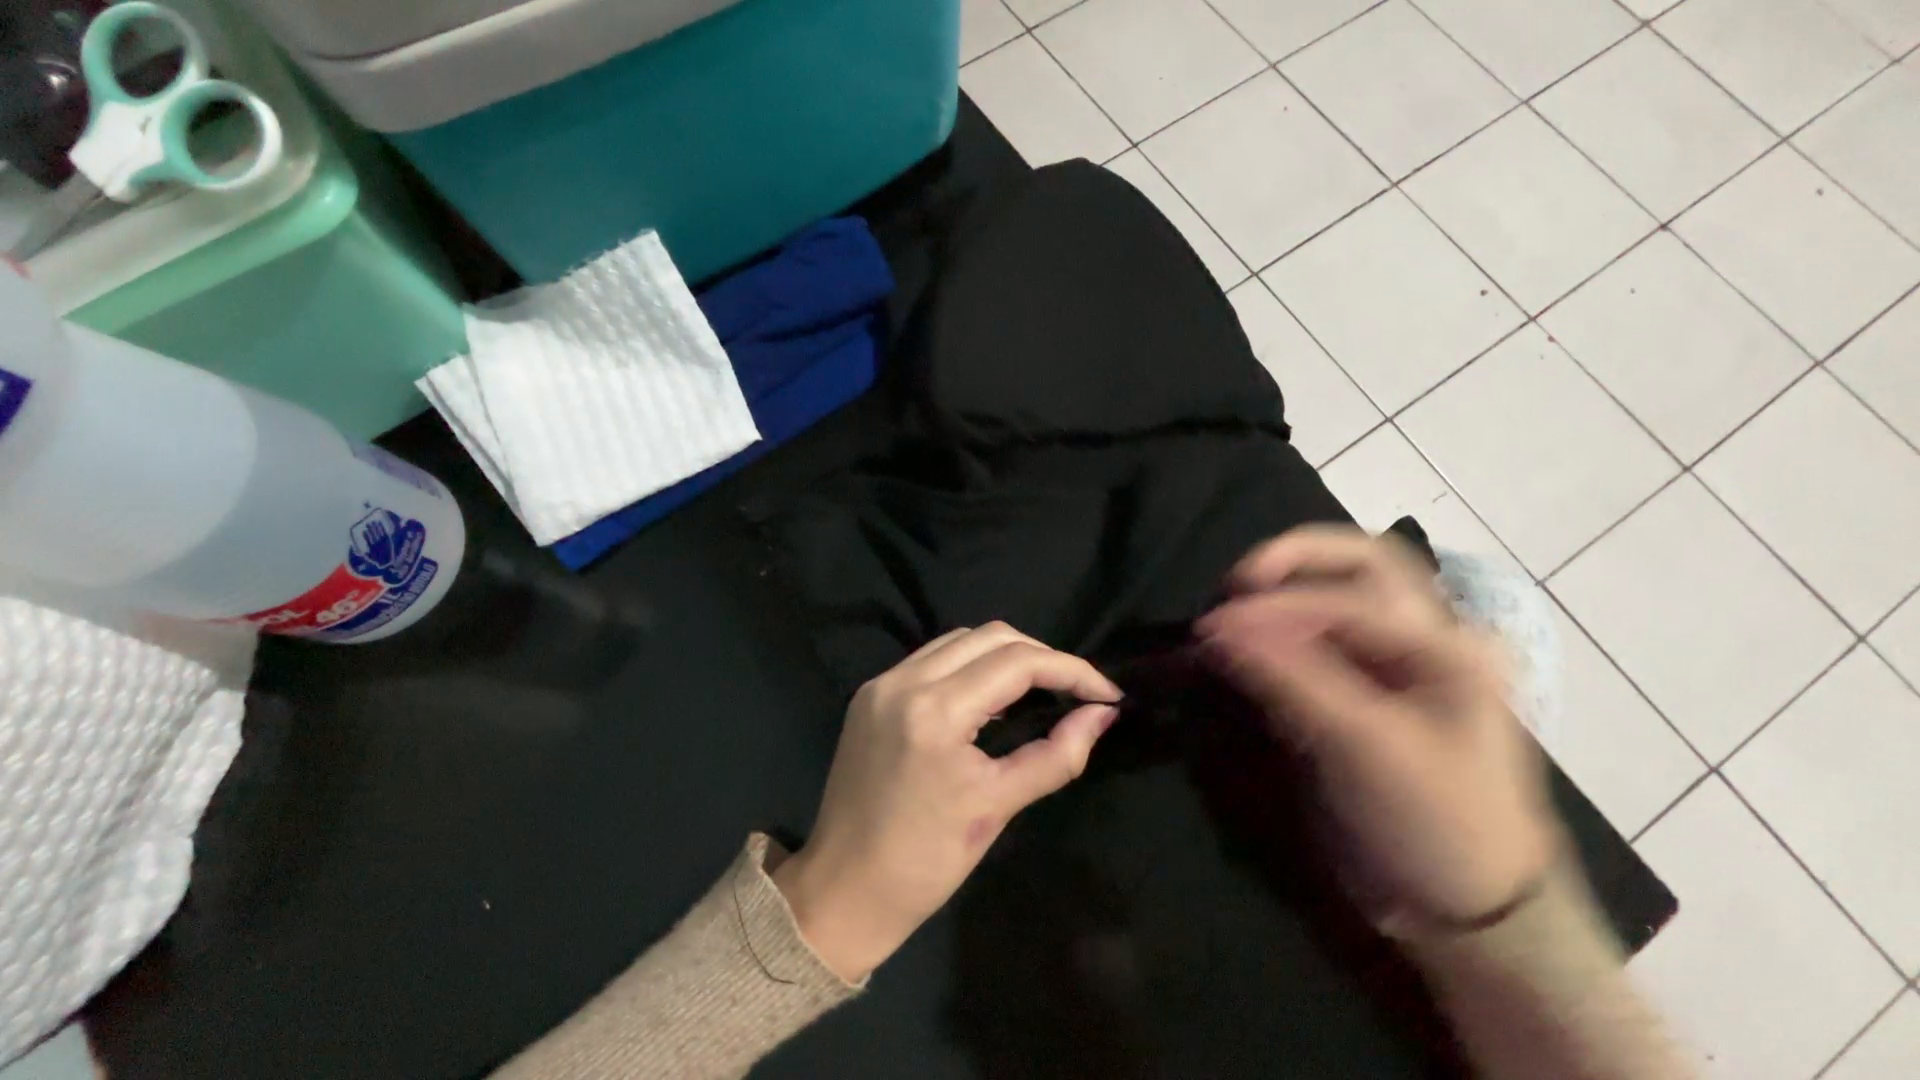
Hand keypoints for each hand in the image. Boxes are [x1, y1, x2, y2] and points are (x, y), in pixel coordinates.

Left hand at [773, 623, 1121, 980]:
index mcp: (934, 710)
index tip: (1107, 694)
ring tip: (1042, 691)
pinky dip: (970, 667)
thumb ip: (1057, 754)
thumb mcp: (998, 806)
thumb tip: (1102, 715)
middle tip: (1077, 692)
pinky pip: (931, 660)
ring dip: (1006, 657)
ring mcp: (881, 685)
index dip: (1071, 670)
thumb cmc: (925, 861)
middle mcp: (903, 681)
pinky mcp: (869, 696)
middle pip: (991, 637)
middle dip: (1042, 657)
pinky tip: (992, 698)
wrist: (844, 891)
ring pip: (959, 641)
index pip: (1017, 662)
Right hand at [1196, 526, 1556, 936]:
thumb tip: (1217, 628)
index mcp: (1447, 646)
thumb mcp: (1365, 749)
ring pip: (1340, 594)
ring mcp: (1398, 662)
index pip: (1347, 600)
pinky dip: (1280, 632)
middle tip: (1234, 585)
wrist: (1464, 907)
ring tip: (1233, 610)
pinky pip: (1322, 639)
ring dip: (1285, 590)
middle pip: (1359, 564)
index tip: (1211, 628)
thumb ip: (1292, 679)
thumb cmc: (1431, 822)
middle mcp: (1427, 638)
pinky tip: (1248, 646)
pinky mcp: (1367, 691)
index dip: (1274, 608)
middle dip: (1292, 562)